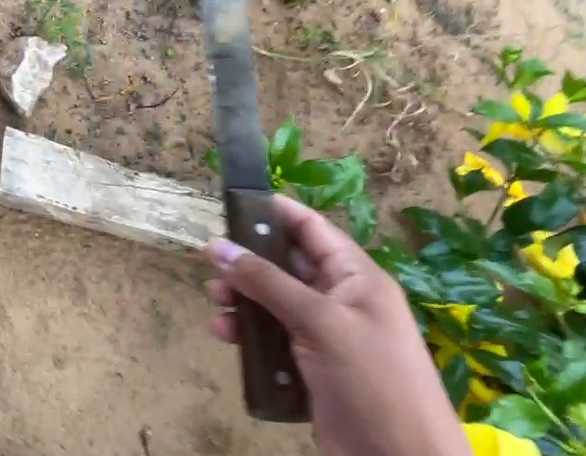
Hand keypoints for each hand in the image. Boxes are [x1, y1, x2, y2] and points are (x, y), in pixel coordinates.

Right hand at [205, 194, 467, 455]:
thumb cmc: (373, 381)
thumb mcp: (320, 322)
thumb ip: (266, 281)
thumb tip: (215, 245)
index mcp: (356, 278)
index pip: (311, 228)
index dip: (273, 211)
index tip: (230, 203)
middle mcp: (340, 299)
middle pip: (283, 263)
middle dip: (246, 260)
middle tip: (212, 265)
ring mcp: (325, 334)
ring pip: (270, 299)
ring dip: (240, 297)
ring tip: (217, 304)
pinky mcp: (309, 365)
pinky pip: (269, 334)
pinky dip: (246, 331)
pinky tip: (227, 336)